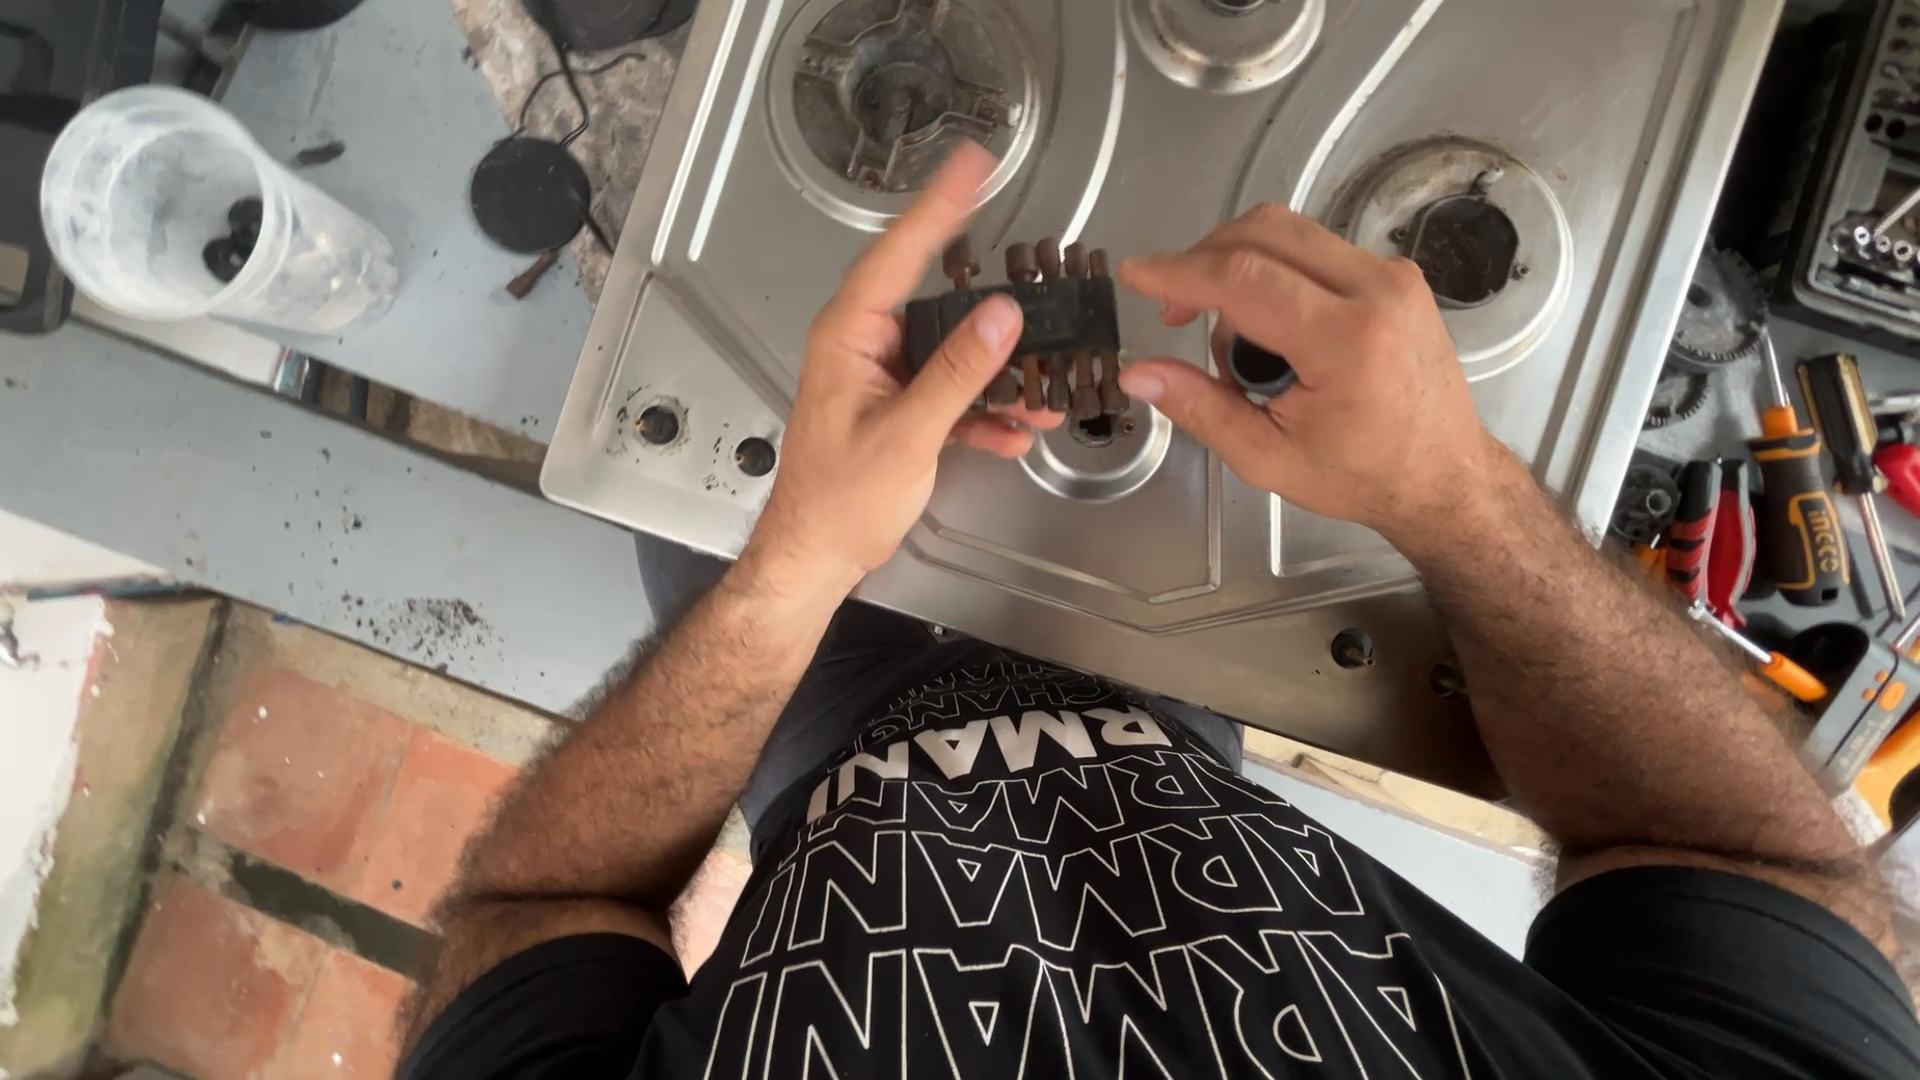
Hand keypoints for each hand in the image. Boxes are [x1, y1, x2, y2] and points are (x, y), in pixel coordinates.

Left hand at [744, 144, 1061, 590]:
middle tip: (1039, 295)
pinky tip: (1013, 433)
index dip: (939, 209)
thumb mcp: (906, 435)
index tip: (973, 166)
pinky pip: (949, 396)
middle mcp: (865, 348)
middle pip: (936, 305)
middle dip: (991, 313)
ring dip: (997, 376)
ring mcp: (884, 381)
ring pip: (951, 356)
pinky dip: (981, 413)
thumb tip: (1002, 316)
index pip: (897, 256)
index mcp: (850, 337)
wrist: (819, 554)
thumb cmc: (842, 500)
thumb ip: (956, 373)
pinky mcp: (900, 412)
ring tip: (1043, 391)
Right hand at [1117, 204, 1503, 541]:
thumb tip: (1139, 374)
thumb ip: (1198, 407)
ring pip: (1287, 234)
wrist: (1443, 475)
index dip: (1178, 273)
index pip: (1243, 278)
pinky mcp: (1392, 276)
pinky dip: (1269, 274)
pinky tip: (1262, 328)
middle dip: (1201, 261)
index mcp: (1345, 340)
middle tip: (1173, 312)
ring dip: (1234, 268)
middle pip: (1264, 233)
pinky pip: (1311, 250)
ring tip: (1223, 338)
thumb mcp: (1265, 456)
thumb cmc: (1359, 476)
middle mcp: (1375, 289)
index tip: (1136, 275)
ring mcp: (1390, 275)